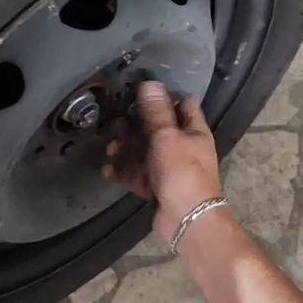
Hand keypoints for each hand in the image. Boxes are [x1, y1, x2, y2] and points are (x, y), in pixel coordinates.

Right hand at [105, 81, 225, 237]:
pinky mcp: (158, 187)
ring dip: (126, 150)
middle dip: (135, 127)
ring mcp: (170, 169)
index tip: (139, 92)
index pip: (183, 105)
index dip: (164, 97)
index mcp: (194, 131)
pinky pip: (139, 175)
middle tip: (116, 124)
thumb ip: (156, 112)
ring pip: (145, 153)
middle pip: (157, 130)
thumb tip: (150, 82)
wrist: (187, 220)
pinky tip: (108, 171)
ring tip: (110, 150)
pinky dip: (125, 172)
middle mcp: (184, 147)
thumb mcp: (167, 137)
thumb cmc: (182, 173)